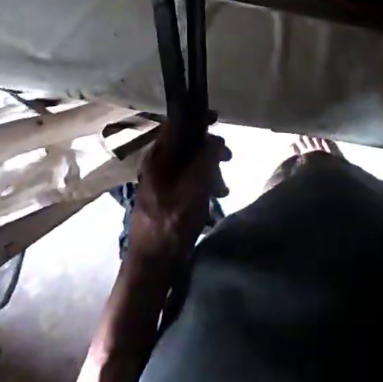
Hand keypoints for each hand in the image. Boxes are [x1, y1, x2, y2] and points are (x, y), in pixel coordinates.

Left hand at [127, 131, 227, 263]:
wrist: (153, 262)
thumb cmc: (172, 222)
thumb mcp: (194, 187)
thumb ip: (205, 160)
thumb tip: (214, 141)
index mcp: (157, 158)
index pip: (175, 125)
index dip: (195, 118)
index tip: (216, 119)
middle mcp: (156, 165)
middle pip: (186, 145)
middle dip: (209, 150)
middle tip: (229, 158)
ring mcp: (161, 182)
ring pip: (189, 164)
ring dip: (210, 170)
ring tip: (223, 189)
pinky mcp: (167, 198)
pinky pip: (188, 181)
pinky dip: (203, 184)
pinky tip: (215, 198)